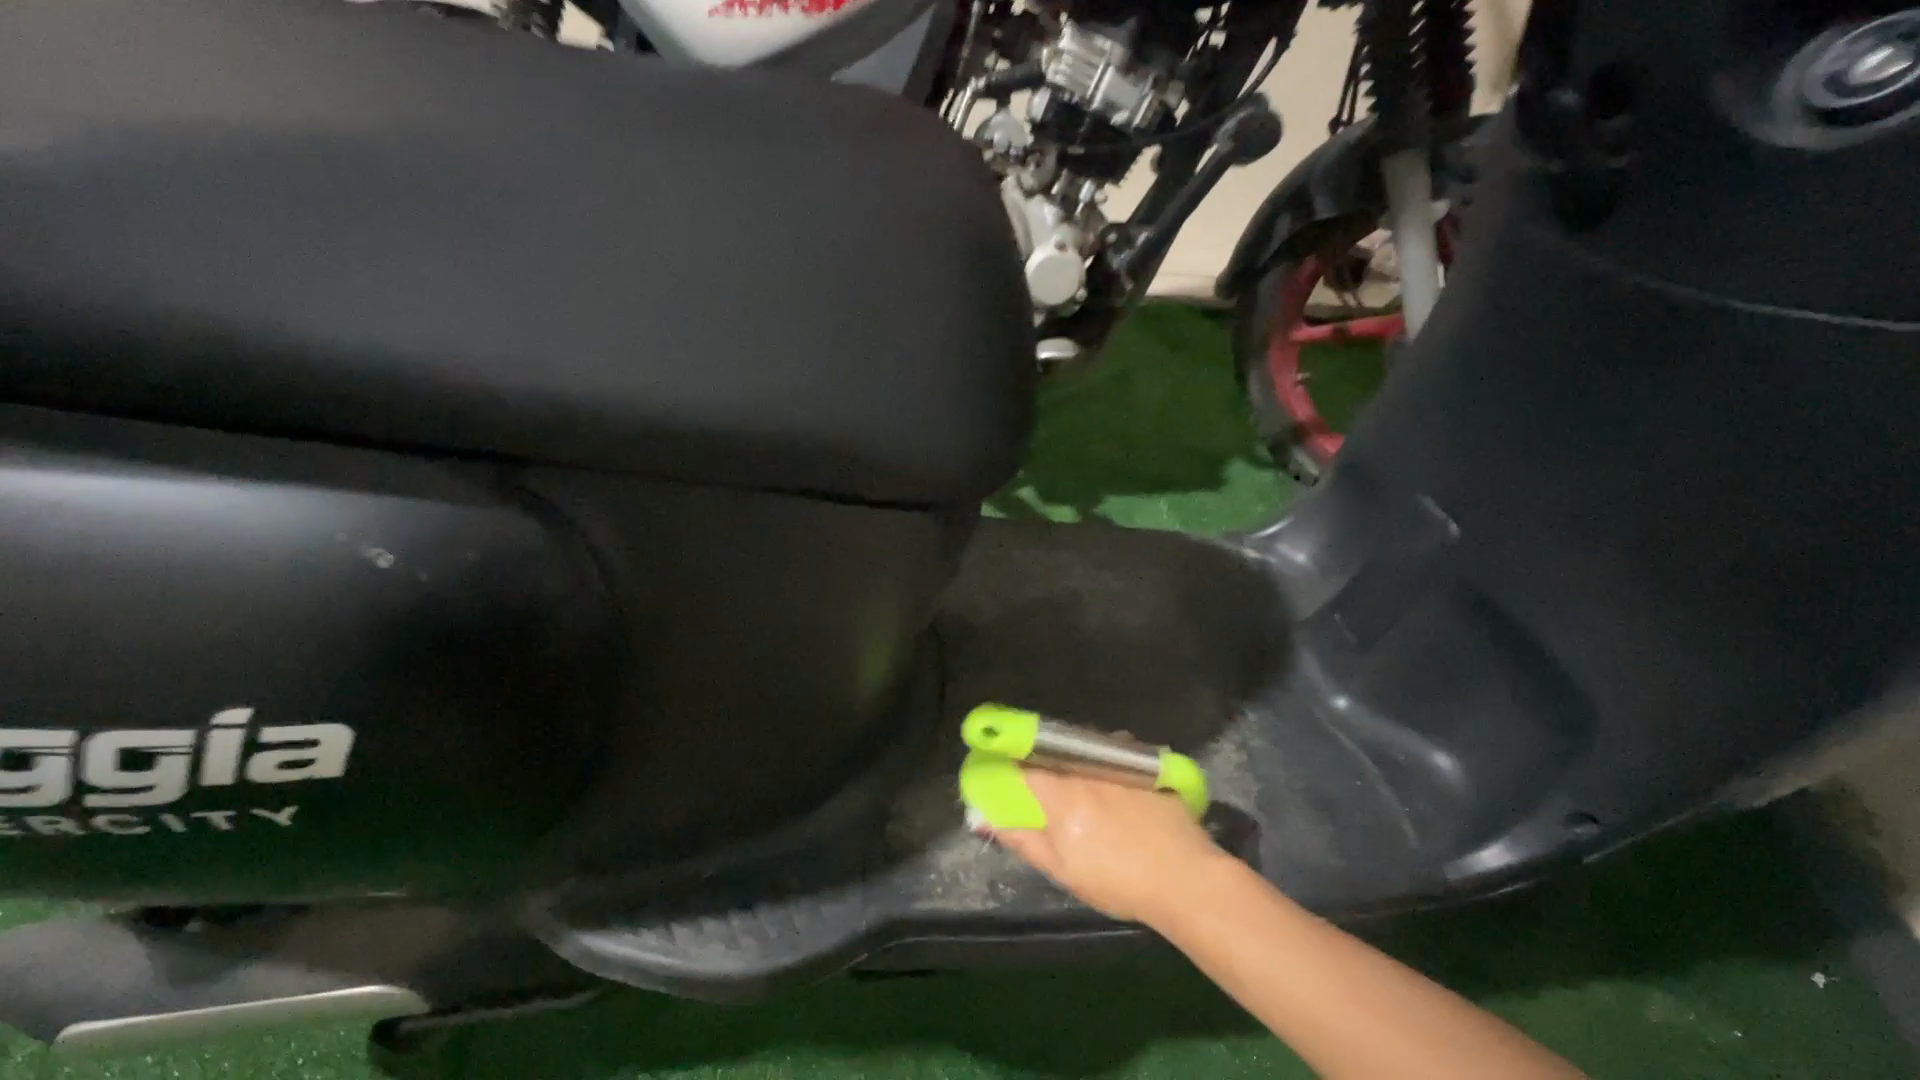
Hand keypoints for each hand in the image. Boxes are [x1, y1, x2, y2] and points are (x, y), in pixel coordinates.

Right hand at [993, 768, 1229, 924]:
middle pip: (1056, 755)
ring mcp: (1121, 767)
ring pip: (1088, 752)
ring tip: (1082, 785)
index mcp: (1062, 795)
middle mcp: (1088, 771)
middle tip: (1045, 788)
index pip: (1024, 768)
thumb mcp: (1063, 870)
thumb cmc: (1118, 881)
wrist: (1185, 879)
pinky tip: (1115, 787)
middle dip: (1045, 764)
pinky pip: (1117, 756)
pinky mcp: (1149, 770)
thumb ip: (1024, 840)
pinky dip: (1107, 765)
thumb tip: (985, 820)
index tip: (1006, 779)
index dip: (1012, 770)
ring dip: (1077, 761)